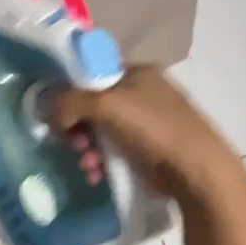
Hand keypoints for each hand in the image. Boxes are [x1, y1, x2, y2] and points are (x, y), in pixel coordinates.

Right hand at [49, 67, 239, 199]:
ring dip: (84, 147)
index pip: (89, 73)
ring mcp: (144, 120)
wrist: (195, 170)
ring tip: (87, 163)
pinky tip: (96, 172)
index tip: (56, 112)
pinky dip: (98, 160)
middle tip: (71, 141)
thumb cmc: (153, 128)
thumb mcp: (105, 104)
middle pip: (89, 104)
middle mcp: (141, 91)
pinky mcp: (144, 145)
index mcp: (137, 72)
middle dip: (75, 126)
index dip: (68, 91)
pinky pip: (108, 147)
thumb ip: (68, 100)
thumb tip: (49, 110)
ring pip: (96, 128)